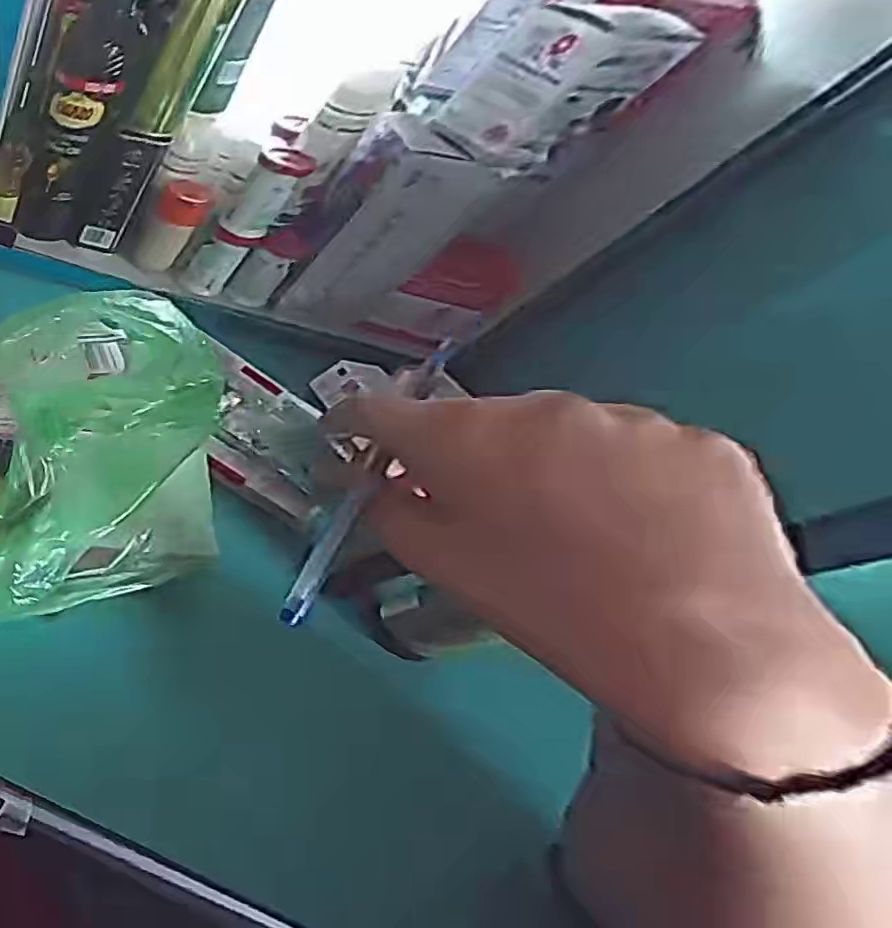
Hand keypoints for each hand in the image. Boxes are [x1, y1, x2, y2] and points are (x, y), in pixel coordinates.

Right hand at [329, 391, 890, 780]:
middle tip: (467, 502)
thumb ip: (380, 505)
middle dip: (451, 452)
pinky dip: (605, 470)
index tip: (345, 442)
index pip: (372, 408)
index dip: (350, 425)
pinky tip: (627, 521)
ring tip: (560, 518)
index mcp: (453, 434)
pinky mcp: (691, 437)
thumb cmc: (538, 599)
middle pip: (463, 419)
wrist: (710, 649)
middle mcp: (527, 406)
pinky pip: (620, 444)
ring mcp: (616, 416)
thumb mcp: (432, 558)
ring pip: (545, 428)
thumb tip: (357, 476)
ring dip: (530, 458)